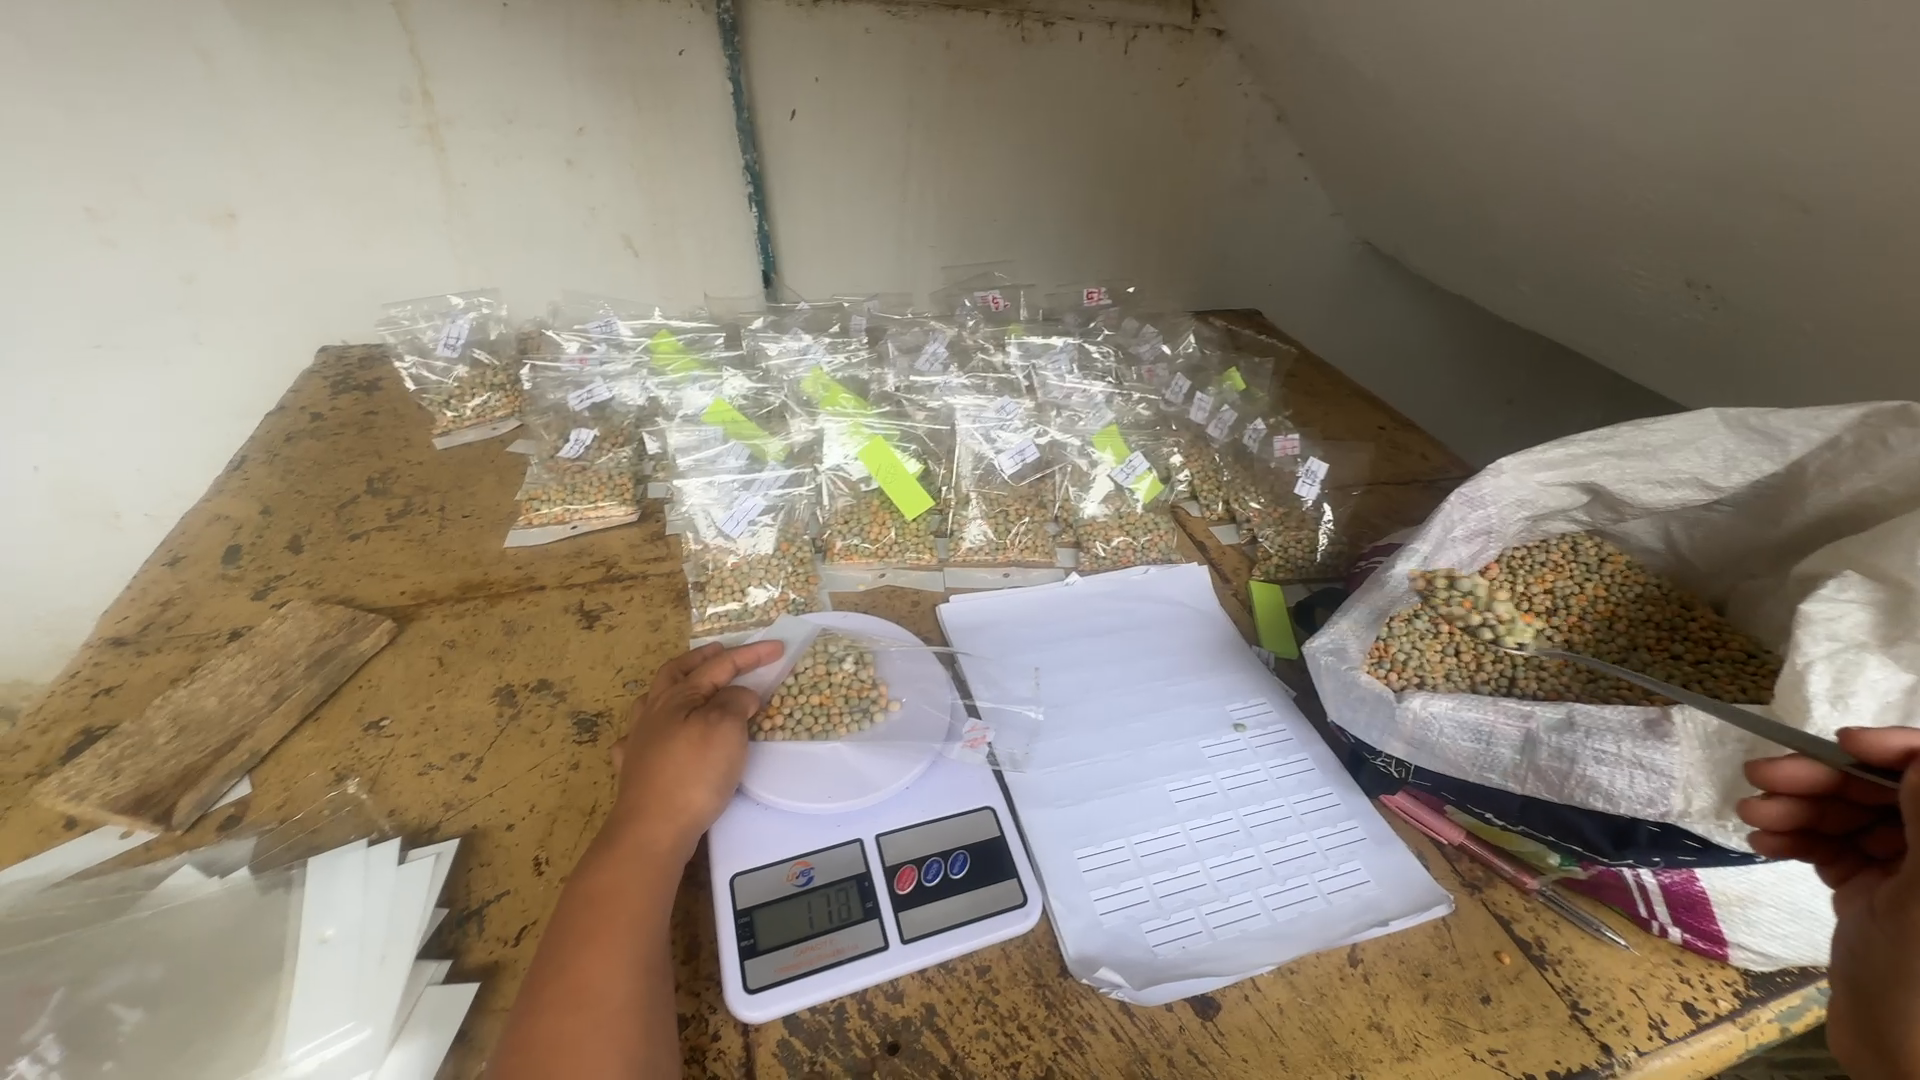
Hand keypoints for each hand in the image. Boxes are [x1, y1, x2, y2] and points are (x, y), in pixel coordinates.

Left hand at [607, 640, 782, 863]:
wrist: (652, 828)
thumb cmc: (694, 773)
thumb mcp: (726, 728)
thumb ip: (736, 702)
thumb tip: (740, 695)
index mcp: (680, 696)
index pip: (720, 666)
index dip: (750, 655)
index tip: (778, 647)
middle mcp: (655, 711)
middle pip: (676, 672)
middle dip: (700, 658)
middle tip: (720, 651)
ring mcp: (639, 740)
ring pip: (652, 700)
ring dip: (673, 686)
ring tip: (689, 685)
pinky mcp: (633, 769)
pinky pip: (636, 737)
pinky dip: (648, 728)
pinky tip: (653, 735)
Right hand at [1739, 727, 1919, 1079]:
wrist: (1908, 1057)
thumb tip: (1916, 752)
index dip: (1898, 750)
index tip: (1838, 742)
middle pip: (1893, 793)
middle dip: (1826, 780)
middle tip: (1760, 776)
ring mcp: (1919, 876)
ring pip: (1858, 818)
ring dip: (1800, 809)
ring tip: (1752, 816)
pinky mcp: (1881, 892)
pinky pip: (1837, 847)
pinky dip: (1798, 838)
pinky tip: (1766, 841)